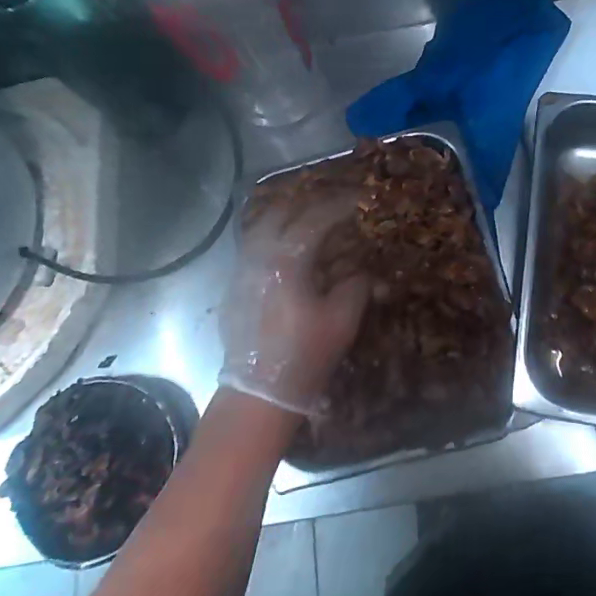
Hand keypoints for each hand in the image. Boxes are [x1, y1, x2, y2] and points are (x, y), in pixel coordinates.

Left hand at [217, 197, 370, 417]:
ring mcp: (240, 272)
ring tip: (310, 229)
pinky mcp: (233, 290)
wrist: (258, 395)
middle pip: (280, 213)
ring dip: (286, 223)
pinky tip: (288, 259)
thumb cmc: (303, 356)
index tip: (360, 200)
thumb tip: (362, 272)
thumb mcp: (342, 321)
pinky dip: (272, 244)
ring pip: (260, 230)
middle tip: (332, 210)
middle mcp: (257, 256)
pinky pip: (252, 252)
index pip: (315, 219)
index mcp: (285, 260)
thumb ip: (356, 287)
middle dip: (308, 206)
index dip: (340, 206)